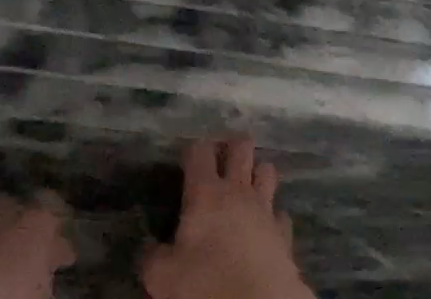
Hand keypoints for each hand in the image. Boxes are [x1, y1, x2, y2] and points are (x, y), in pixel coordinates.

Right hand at [139, 136, 312, 298]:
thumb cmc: (206, 283)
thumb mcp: (162, 276)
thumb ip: (151, 257)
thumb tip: (147, 248)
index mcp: (205, 193)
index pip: (199, 151)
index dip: (192, 150)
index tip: (186, 162)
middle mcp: (238, 191)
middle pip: (241, 147)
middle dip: (231, 146)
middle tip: (220, 160)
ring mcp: (265, 208)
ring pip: (267, 170)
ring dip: (256, 173)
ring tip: (245, 187)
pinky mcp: (284, 231)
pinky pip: (280, 211)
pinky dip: (272, 214)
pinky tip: (264, 225)